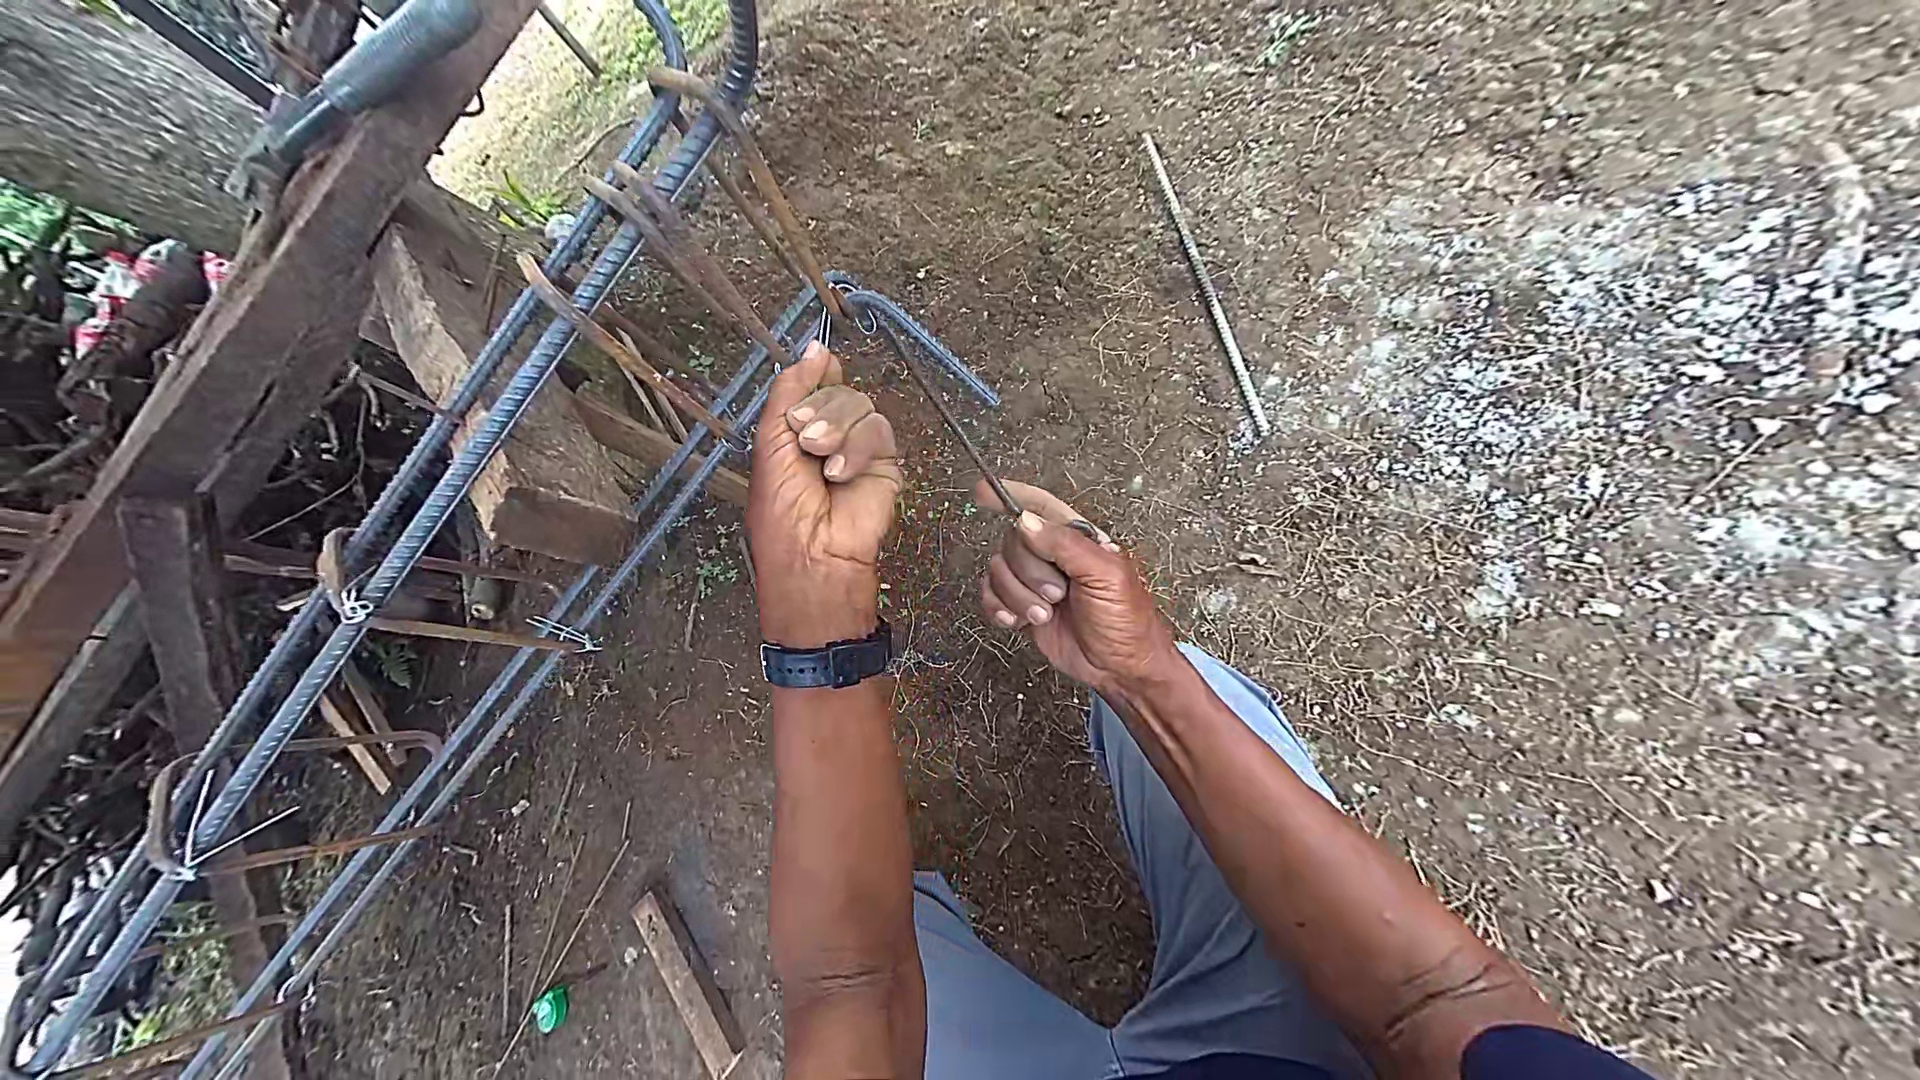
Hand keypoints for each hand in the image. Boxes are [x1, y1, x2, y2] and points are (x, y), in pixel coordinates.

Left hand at [748, 343, 902, 646]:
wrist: (815, 554)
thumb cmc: (782, 509)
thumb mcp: (771, 443)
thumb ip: (790, 392)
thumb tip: (816, 347)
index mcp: (798, 431)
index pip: (813, 385)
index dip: (814, 377)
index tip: (816, 372)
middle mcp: (830, 435)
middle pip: (837, 390)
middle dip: (820, 410)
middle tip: (806, 440)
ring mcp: (859, 449)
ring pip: (860, 405)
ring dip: (837, 428)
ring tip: (822, 461)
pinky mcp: (886, 463)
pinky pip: (878, 430)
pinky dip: (859, 446)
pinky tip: (842, 473)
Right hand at [974, 479, 1179, 696]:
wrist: (1119, 667)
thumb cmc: (1126, 619)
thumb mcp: (1106, 575)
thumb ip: (1065, 544)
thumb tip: (1026, 522)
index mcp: (1076, 538)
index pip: (1039, 506)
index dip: (1011, 496)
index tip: (983, 492)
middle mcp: (1051, 556)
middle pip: (1013, 542)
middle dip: (1030, 573)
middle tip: (1058, 593)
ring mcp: (1033, 581)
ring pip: (998, 570)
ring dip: (1019, 596)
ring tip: (1046, 613)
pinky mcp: (1020, 606)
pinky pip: (990, 596)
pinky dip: (999, 608)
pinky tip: (1019, 620)